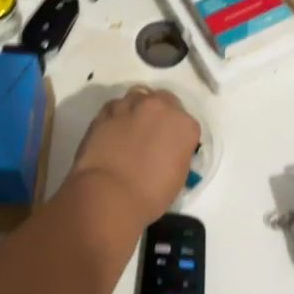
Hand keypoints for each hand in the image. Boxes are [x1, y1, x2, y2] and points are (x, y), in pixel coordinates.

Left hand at [66, 86, 200, 227]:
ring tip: (131, 129)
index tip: (171, 148)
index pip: (187, 123)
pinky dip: (117, 115)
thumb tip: (167, 149)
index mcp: (184, 125)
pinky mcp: (106, 111)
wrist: (109, 194)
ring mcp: (131, 105)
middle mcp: (160, 107)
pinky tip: (114, 130)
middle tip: (152, 134)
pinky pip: (116, 106)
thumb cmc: (150, 195)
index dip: (178, 135)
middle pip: (164, 100)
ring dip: (138, 110)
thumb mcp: (178, 176)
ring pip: (138, 98)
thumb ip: (177, 153)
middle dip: (161, 113)